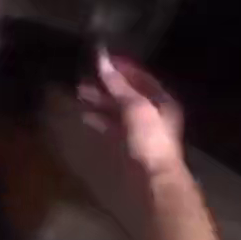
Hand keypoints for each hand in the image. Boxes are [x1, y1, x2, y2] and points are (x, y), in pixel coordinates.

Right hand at [45, 51, 189, 237]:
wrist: (155, 180)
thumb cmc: (150, 141)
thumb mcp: (135, 107)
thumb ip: (118, 85)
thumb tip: (102, 59)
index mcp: (161, 100)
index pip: (139, 76)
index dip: (120, 67)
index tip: (98, 59)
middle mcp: (153, 112)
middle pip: (127, 92)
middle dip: (106, 84)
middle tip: (83, 78)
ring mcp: (142, 130)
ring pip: (118, 109)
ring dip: (100, 100)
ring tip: (79, 94)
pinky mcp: (130, 145)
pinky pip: (112, 125)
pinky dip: (99, 118)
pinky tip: (85, 115)